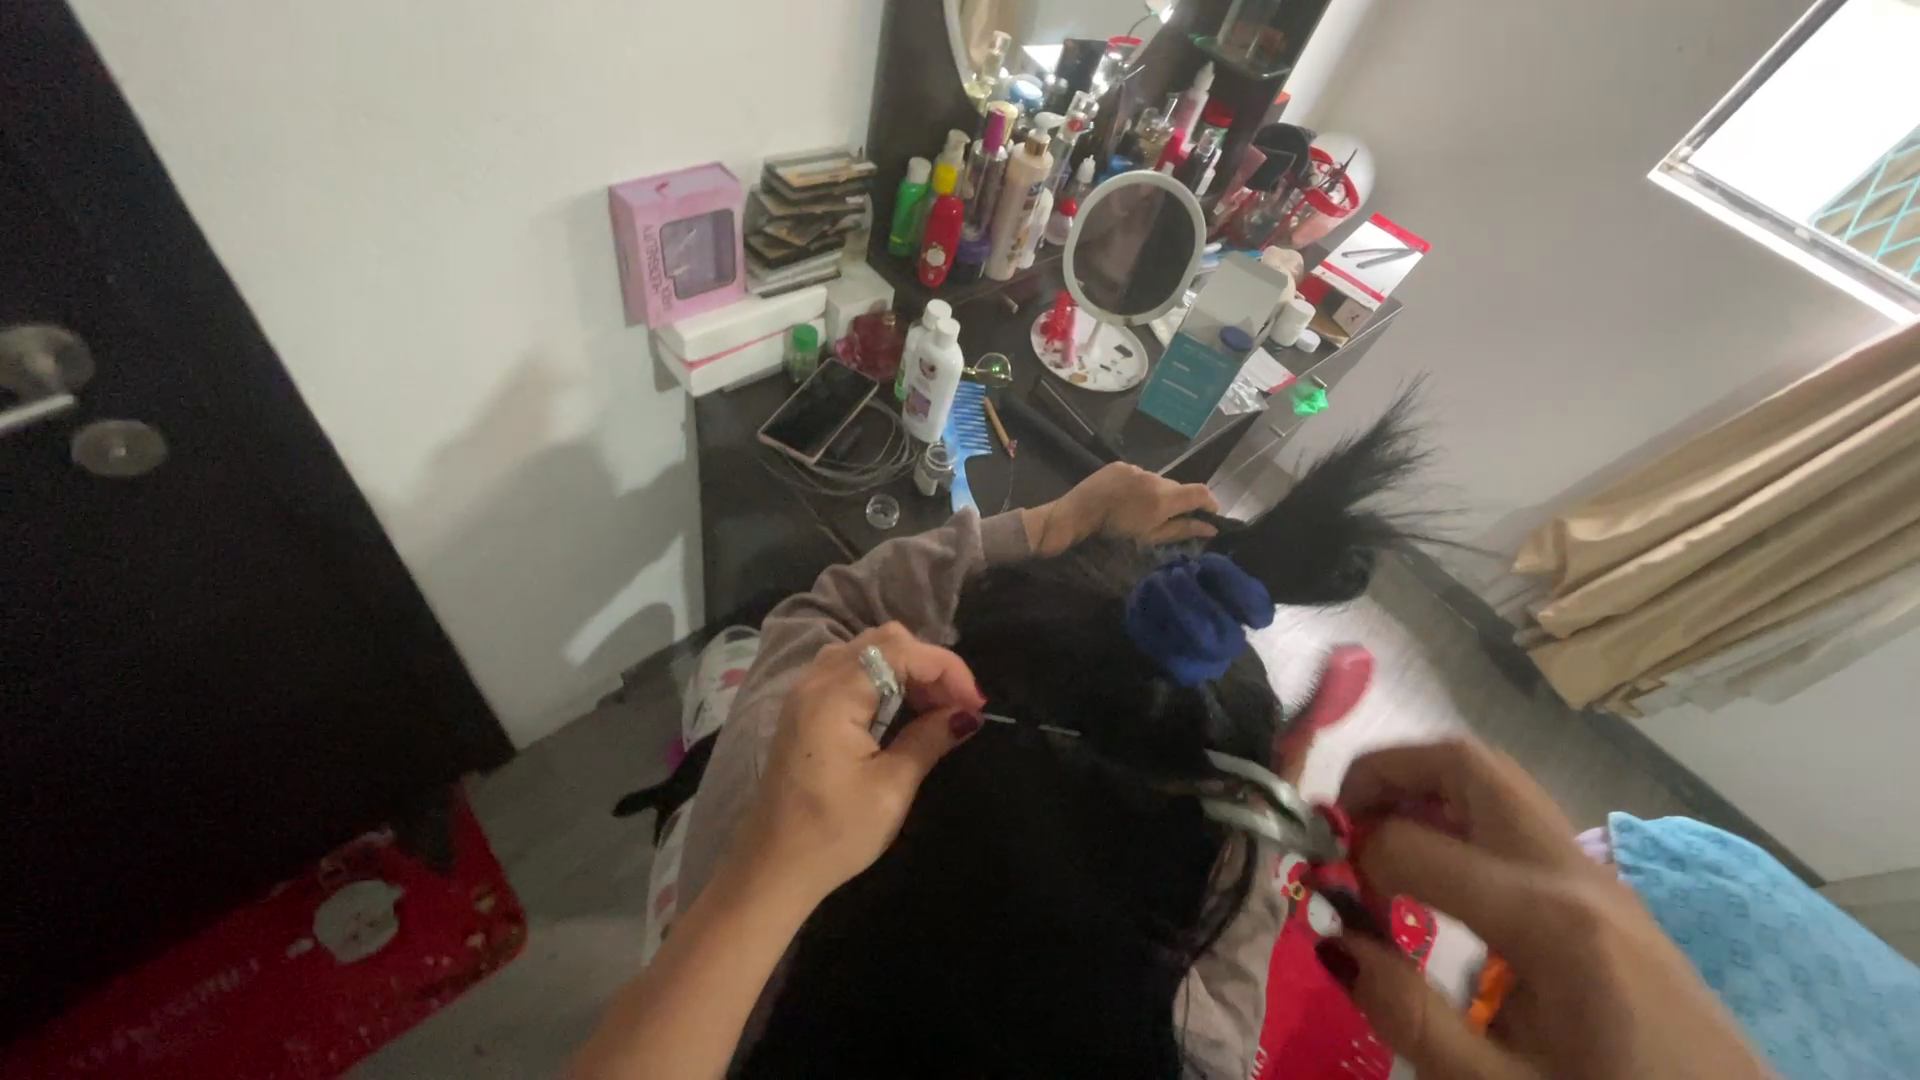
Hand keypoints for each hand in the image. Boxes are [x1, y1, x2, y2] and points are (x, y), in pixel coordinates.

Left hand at [723, 623, 988, 908]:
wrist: (771, 870)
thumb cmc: (832, 835)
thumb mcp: (890, 790)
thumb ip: (928, 740)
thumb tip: (966, 714)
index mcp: (833, 697)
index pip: (900, 651)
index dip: (946, 668)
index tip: (975, 704)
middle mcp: (815, 681)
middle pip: (884, 641)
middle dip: (930, 665)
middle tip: (957, 708)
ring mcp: (806, 691)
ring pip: (868, 650)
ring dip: (909, 669)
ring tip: (936, 709)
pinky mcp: (806, 707)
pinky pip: (852, 669)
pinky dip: (885, 677)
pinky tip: (903, 710)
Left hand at [1027, 462, 1220, 553]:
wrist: (1077, 516)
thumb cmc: (1113, 534)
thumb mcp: (1150, 538)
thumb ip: (1182, 529)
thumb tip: (1210, 528)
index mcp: (1163, 499)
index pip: (1200, 493)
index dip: (1211, 503)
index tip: (1210, 514)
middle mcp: (1154, 478)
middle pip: (1178, 488)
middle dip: (1179, 502)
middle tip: (1168, 518)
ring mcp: (1136, 469)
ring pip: (1158, 481)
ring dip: (1157, 494)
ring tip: (1141, 510)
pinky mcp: (1121, 465)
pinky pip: (1139, 475)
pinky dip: (1139, 487)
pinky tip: (1126, 499)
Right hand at [1325, 739, 1771, 1079]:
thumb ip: (1410, 1015)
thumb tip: (1333, 937)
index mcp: (1550, 921)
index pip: (1409, 843)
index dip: (1350, 862)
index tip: (1333, 903)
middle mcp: (1573, 871)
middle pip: (1465, 763)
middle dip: (1383, 775)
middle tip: (1343, 827)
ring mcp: (1595, 873)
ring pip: (1491, 778)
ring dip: (1419, 788)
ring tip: (1379, 841)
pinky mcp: (1602, 888)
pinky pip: (1512, 814)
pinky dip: (1452, 812)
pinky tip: (1434, 871)